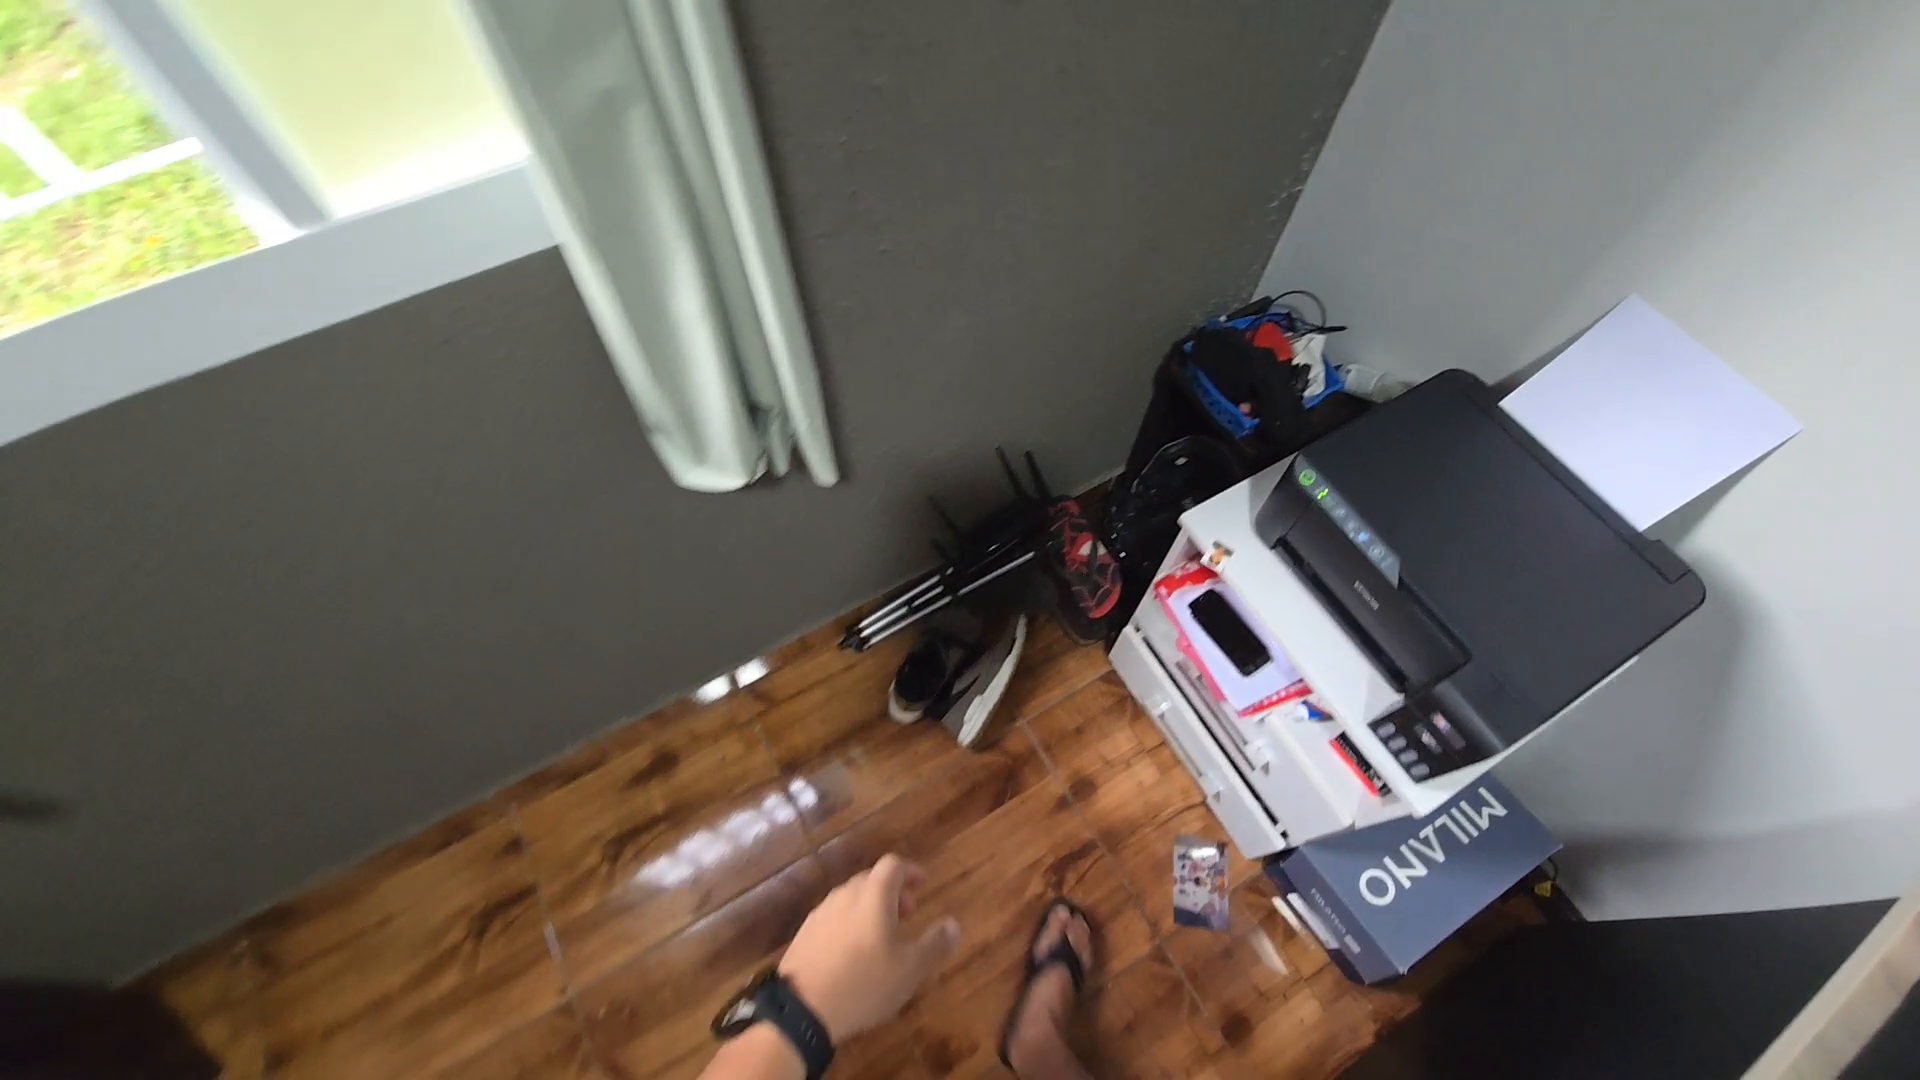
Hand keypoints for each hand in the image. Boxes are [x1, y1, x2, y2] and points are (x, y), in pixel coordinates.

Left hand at [778, 854, 960, 1041]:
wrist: (802, 1009)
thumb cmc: (864, 982)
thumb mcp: (909, 969)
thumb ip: (934, 944)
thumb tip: (954, 924)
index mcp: (873, 895)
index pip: (893, 865)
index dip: (910, 871)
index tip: (923, 883)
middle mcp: (846, 894)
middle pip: (871, 880)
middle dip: (892, 891)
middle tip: (907, 913)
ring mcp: (822, 912)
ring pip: (851, 898)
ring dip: (870, 907)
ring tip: (881, 935)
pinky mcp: (805, 933)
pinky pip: (834, 917)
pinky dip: (850, 922)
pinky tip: (853, 951)